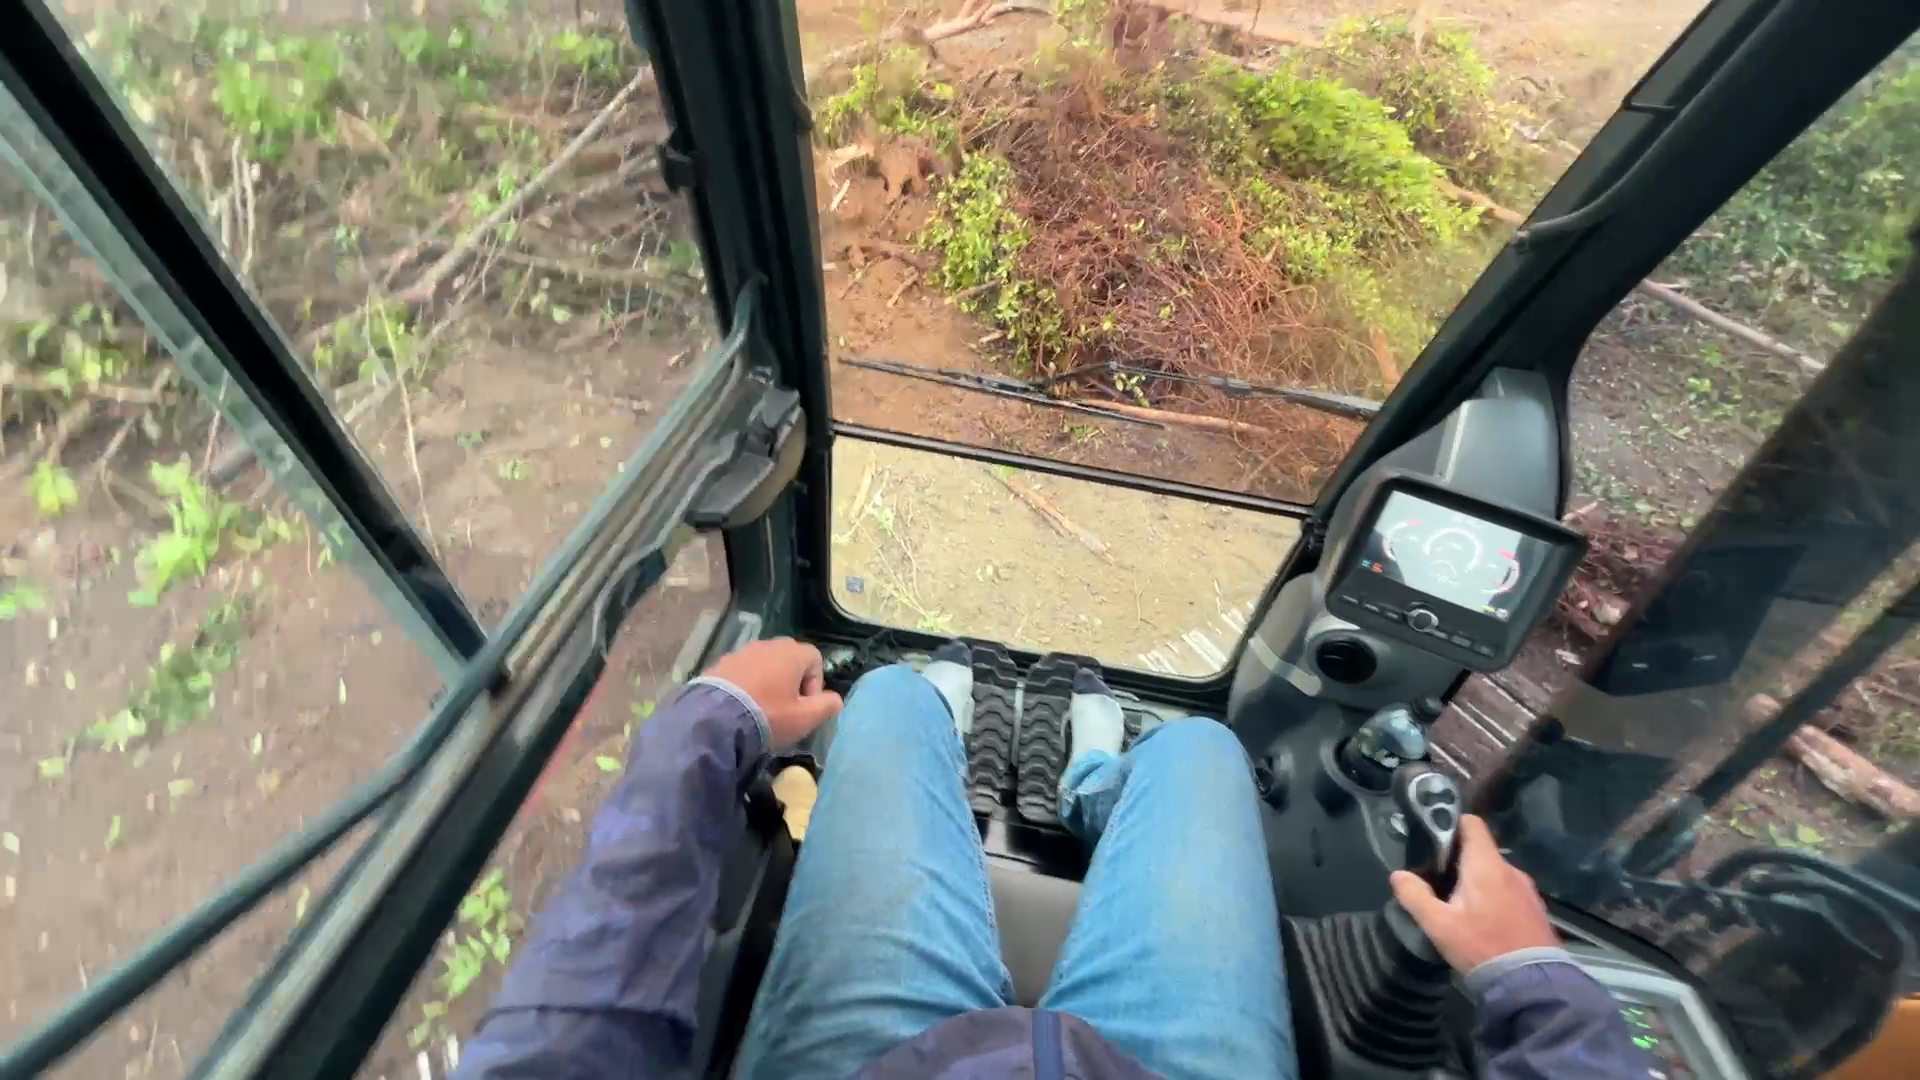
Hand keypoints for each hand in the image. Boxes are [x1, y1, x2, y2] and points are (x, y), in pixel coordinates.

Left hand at [703, 637, 842, 748]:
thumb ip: (826, 706)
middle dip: (791, 682)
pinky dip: (746, 685)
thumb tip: (835, 699)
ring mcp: (741, 652)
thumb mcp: (804, 719)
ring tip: (759, 710)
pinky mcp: (719, 664)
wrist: (714, 721)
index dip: (815, 684)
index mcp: (792, 652)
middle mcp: (767, 645)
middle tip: (784, 709)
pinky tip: (739, 708)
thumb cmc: (767, 716)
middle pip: (789, 660)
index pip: (814, 659)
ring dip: (767, 683)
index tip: (804, 707)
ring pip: (764, 665)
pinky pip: (742, 672)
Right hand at [1390, 813, 1557, 973]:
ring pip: (1495, 873)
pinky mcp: (1537, 913)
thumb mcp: (1438, 924)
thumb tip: (1399, 875)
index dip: (1450, 824)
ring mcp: (1528, 893)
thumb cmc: (1483, 946)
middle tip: (1438, 878)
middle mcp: (1511, 871)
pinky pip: (1509, 892)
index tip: (1432, 838)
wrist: (1537, 990)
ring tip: (1459, 903)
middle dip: (1458, 858)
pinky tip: (1484, 920)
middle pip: (1480, 850)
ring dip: (1477, 880)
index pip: (1472, 824)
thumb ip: (1414, 895)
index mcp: (1486, 865)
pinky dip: (1494, 897)